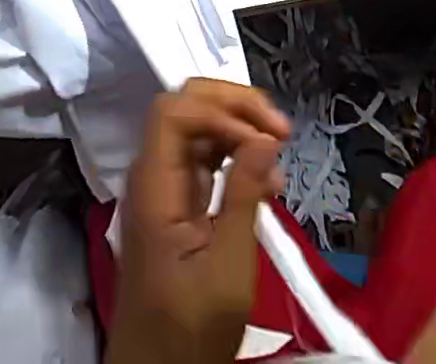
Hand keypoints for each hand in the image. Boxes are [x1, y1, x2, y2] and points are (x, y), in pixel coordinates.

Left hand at [107, 79, 290, 363]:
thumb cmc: (190, 329)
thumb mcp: (227, 267)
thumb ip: (244, 196)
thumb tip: (265, 138)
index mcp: (154, 185)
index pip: (175, 112)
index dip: (220, 110)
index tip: (264, 139)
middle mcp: (156, 173)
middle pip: (188, 107)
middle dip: (236, 106)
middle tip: (279, 128)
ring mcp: (168, 184)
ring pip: (201, 126)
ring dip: (242, 127)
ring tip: (280, 151)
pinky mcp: (182, 198)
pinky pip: (209, 156)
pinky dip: (240, 155)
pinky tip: (268, 180)